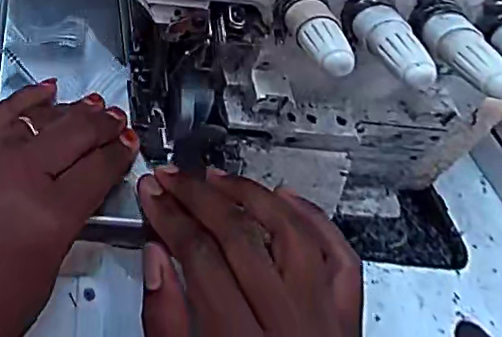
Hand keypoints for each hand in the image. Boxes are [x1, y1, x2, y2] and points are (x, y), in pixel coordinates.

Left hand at [0, 80, 137, 336]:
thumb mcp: (39, 281)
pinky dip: (26, 97)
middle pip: (75, 136)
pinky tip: (42, 91)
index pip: (97, 171)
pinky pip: (4, 112)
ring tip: (91, 104)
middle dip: (101, 126)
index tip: (127, 146)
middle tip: (117, 120)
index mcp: (48, 216)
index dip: (117, 155)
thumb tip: (70, 205)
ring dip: (72, 110)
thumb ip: (60, 232)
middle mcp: (20, 175)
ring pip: (42, 118)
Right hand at [139, 167, 362, 336]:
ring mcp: (329, 328)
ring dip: (250, 195)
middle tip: (171, 179)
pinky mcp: (351, 328)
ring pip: (292, 234)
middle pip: (242, 236)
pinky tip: (285, 199)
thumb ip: (166, 322)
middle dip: (197, 196)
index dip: (169, 215)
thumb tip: (155, 255)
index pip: (201, 256)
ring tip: (217, 179)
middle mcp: (293, 334)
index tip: (150, 193)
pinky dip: (314, 221)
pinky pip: (341, 260)